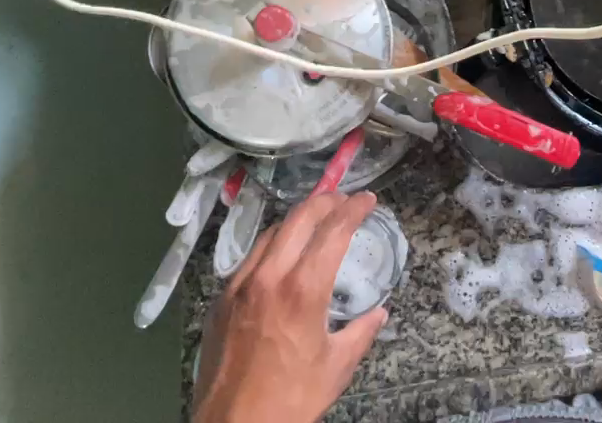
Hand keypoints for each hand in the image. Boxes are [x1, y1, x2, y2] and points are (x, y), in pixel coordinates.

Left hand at [193, 191, 386, 422]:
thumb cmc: (291, 401)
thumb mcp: (336, 368)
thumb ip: (361, 333)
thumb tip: (380, 313)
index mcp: (303, 289)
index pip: (333, 230)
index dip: (354, 209)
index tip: (368, 200)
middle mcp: (270, 276)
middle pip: (300, 217)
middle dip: (326, 202)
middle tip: (344, 201)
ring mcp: (240, 285)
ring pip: (272, 232)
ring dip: (298, 220)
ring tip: (316, 223)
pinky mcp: (221, 299)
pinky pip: (250, 257)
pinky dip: (273, 245)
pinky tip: (281, 258)